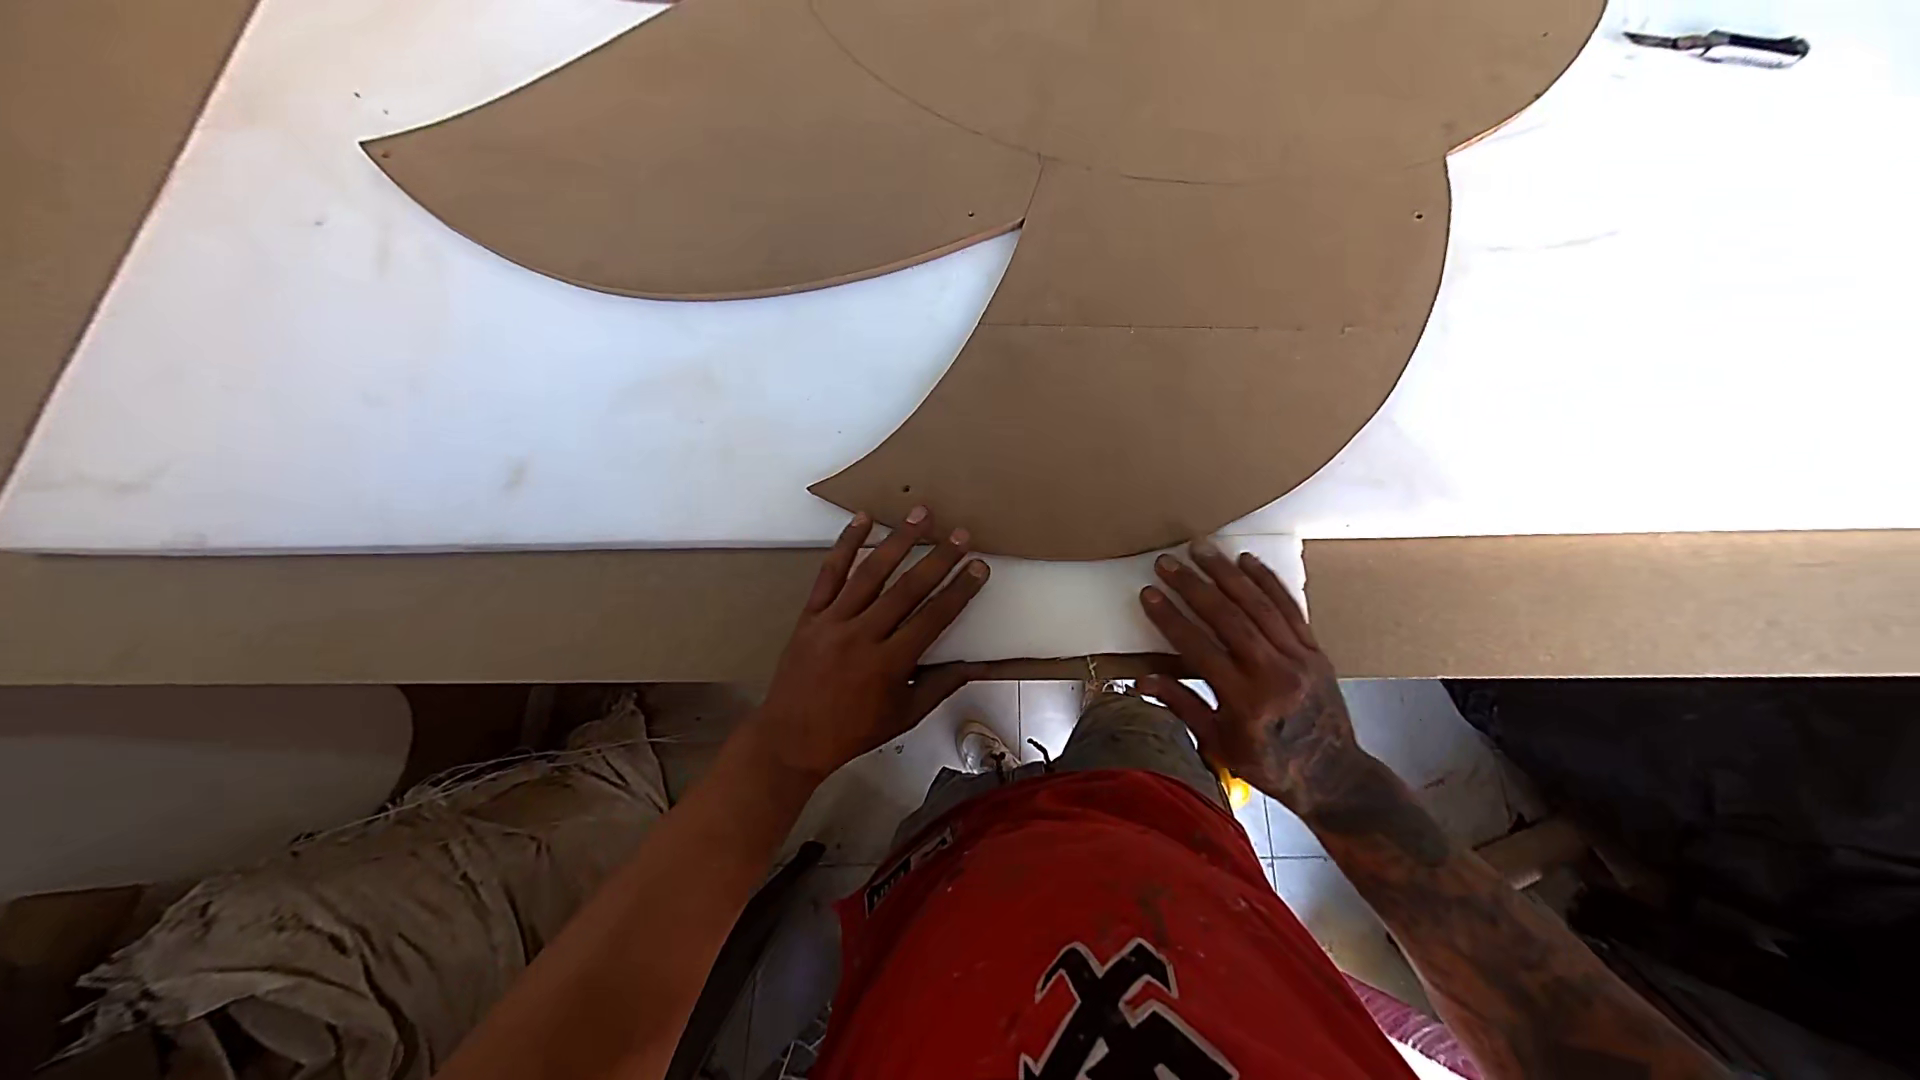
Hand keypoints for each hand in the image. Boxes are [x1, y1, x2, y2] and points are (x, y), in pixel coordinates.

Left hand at [747, 507, 989, 781]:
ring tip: (921, 514)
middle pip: (907, 589)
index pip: (934, 618)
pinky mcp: (810, 614)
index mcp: (890, 663)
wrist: (791, 737)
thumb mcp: (904, 715)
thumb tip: (976, 665)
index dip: (959, 590)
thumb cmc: (853, 730)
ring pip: (870, 573)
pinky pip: (829, 573)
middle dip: (938, 558)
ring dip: (898, 540)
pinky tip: (862, 520)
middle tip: (960, 533)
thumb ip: (941, 686)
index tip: (978, 566)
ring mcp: (833, 621)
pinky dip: (845, 544)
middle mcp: (863, 636)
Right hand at [1136, 539, 1365, 815]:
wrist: (1333, 775)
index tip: (1149, 594)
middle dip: (1193, 586)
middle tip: (1168, 563)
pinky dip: (1268, 582)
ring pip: (1258, 606)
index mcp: (1246, 700)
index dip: (1170, 618)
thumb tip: (1142, 680)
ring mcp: (1299, 658)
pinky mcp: (1316, 650)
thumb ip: (1182, 705)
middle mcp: (1274, 673)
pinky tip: (1246, 561)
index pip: (1199, 648)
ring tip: (1201, 550)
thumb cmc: (1270, 764)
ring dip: (1226, 574)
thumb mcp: (1219, 743)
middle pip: (1228, 618)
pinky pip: (1290, 609)